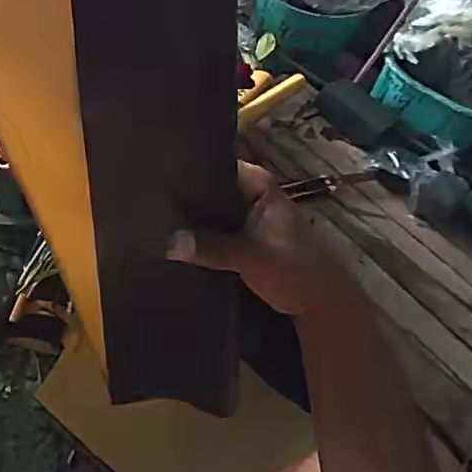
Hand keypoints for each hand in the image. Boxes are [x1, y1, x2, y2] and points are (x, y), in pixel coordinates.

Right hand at [168, 161, 353, 316]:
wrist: (324, 307)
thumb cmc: (297, 272)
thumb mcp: (252, 258)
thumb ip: (211, 248)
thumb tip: (166, 242)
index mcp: (257, 182)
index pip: (213, 164)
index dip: (186, 170)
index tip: (155, 176)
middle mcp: (248, 192)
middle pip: (206, 186)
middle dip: (181, 197)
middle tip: (147, 201)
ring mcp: (243, 214)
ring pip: (206, 209)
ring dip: (187, 218)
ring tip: (152, 218)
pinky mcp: (238, 235)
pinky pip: (209, 227)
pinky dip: (195, 233)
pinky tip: (169, 236)